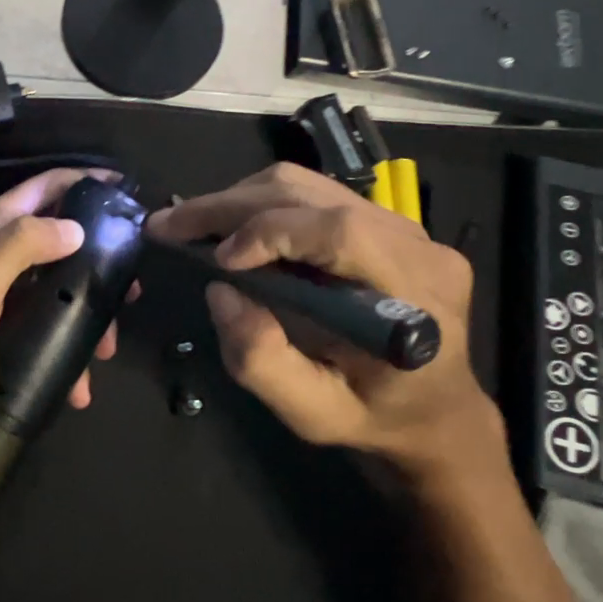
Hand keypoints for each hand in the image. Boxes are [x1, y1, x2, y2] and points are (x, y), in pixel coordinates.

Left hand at [0, 168, 125, 431]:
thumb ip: (22, 245)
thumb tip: (79, 228)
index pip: (49, 185)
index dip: (89, 180)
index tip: (130, 195)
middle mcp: (4, 247)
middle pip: (66, 236)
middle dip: (101, 261)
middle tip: (130, 290)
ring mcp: (6, 286)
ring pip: (62, 284)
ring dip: (88, 313)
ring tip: (105, 349)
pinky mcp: (6, 320)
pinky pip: (49, 322)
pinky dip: (67, 345)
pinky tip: (80, 382)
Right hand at [146, 163, 501, 480]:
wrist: (434, 411)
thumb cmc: (373, 417)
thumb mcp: (313, 414)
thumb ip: (263, 362)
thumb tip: (219, 291)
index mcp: (414, 298)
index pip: (340, 232)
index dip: (270, 233)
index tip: (218, 261)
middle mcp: (417, 248)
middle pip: (313, 195)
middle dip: (230, 206)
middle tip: (167, 225)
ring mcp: (405, 227)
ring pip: (307, 184)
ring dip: (239, 199)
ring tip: (191, 224)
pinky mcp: (385, 221)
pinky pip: (314, 194)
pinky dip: (260, 204)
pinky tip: (230, 229)